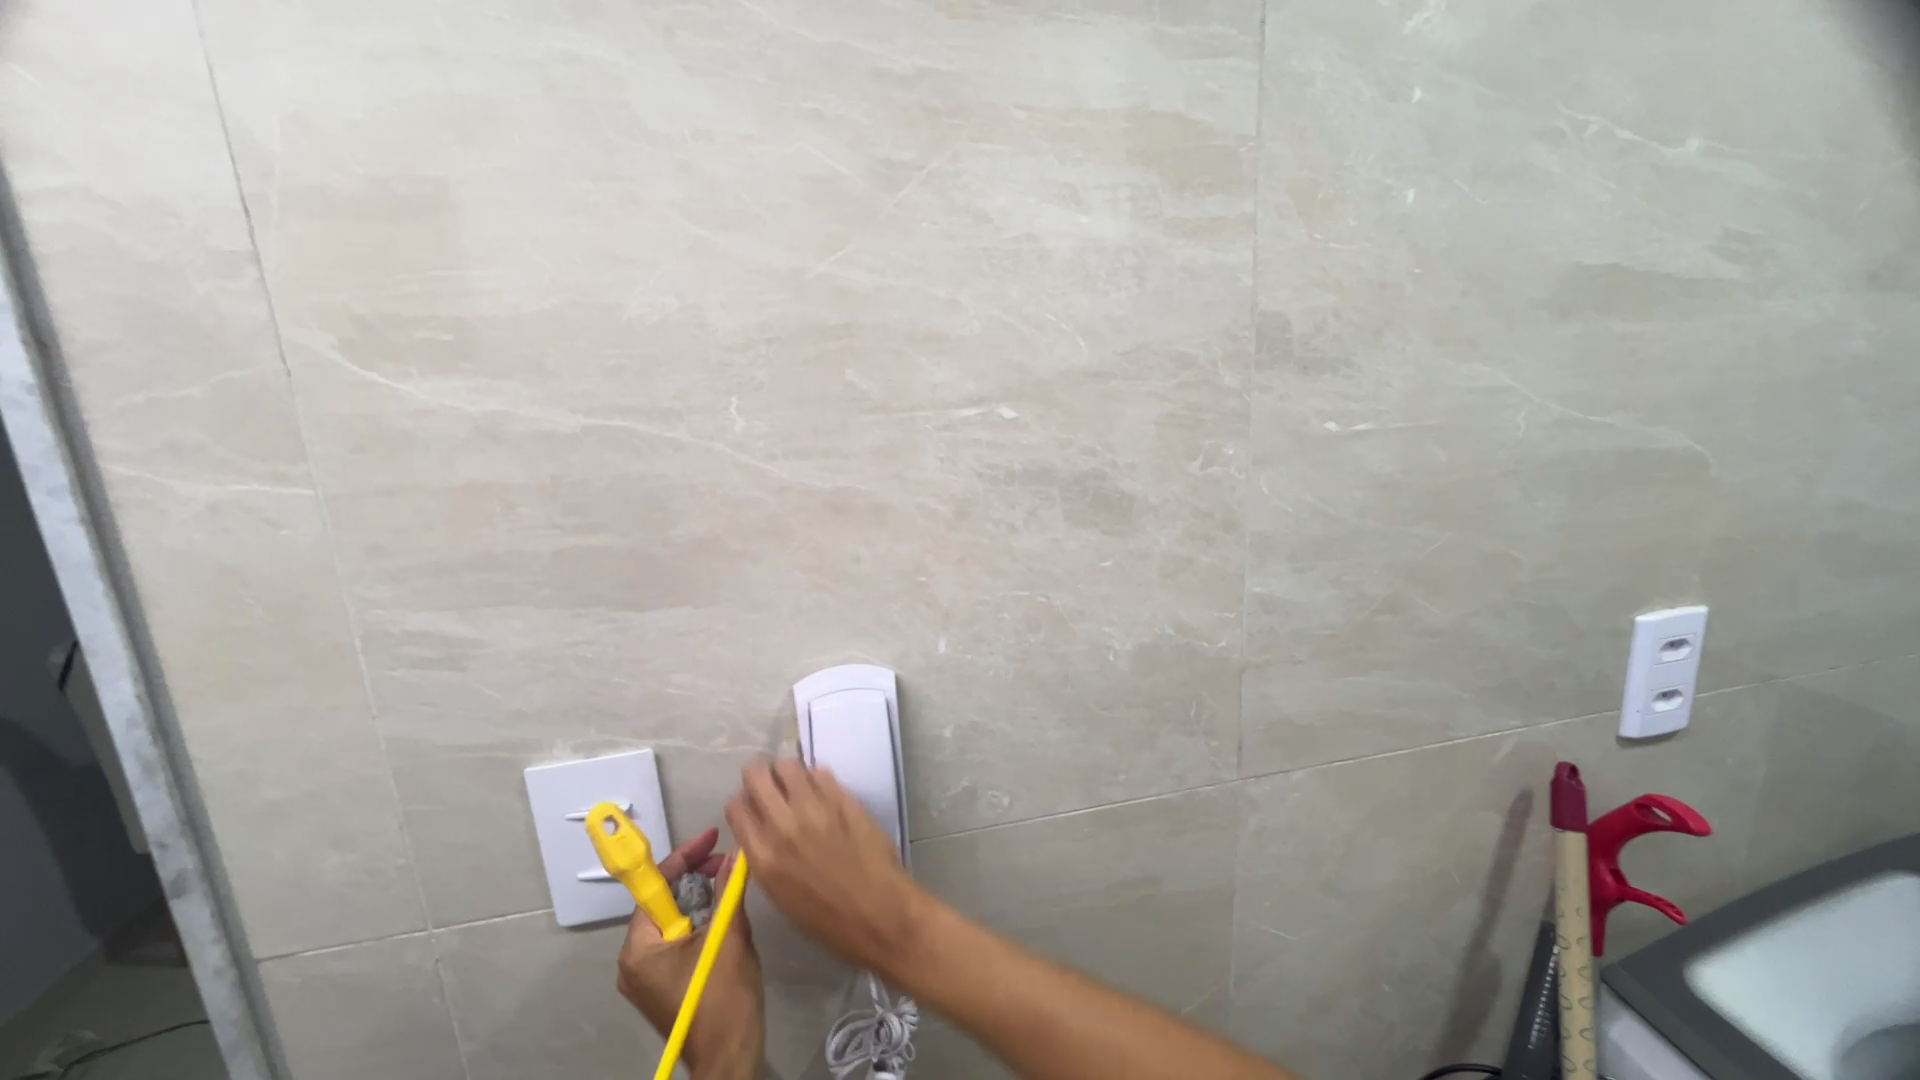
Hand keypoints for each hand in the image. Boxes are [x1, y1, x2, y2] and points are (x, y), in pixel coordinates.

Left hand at [616, 828, 764, 1079]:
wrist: (729, 1055)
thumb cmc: (723, 997)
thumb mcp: (728, 936)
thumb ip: (728, 890)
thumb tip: (736, 851)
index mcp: (639, 949)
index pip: (656, 886)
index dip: (685, 855)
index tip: (712, 836)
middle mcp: (633, 962)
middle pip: (664, 902)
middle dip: (697, 878)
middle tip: (728, 864)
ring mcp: (647, 978)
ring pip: (674, 921)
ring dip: (702, 899)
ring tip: (731, 886)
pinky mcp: (663, 987)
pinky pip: (678, 941)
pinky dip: (700, 922)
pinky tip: (724, 915)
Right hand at [725, 760, 927, 974]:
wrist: (881, 914)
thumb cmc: (828, 920)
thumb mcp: (780, 896)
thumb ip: (764, 858)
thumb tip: (761, 831)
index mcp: (763, 856)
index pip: (736, 807)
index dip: (744, 803)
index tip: (754, 807)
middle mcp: (784, 825)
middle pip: (756, 774)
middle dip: (760, 776)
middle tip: (771, 785)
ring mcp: (816, 808)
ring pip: (788, 765)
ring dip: (788, 772)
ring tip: (798, 785)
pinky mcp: (844, 799)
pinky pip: (821, 772)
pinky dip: (817, 778)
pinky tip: (823, 793)